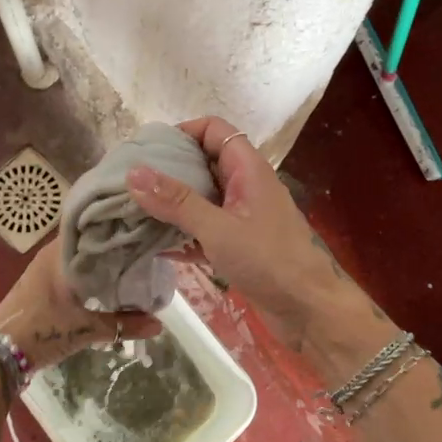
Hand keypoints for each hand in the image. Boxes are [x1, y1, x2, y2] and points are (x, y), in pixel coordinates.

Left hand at [0, 235, 162, 371]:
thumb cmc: (41, 331)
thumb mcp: (85, 329)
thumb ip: (123, 325)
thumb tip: (159, 324)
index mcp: (59, 253)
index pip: (91, 225)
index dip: (114, 224)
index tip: (139, 224)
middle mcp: (50, 255)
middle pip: (86, 242)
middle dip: (112, 245)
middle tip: (142, 246)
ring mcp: (42, 270)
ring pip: (78, 257)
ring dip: (99, 261)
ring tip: (130, 264)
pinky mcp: (39, 286)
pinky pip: (69, 271)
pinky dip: (87, 274)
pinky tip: (105, 284)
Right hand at [126, 117, 383, 354]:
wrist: (308, 310)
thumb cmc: (268, 261)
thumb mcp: (218, 228)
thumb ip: (176, 201)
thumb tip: (133, 173)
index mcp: (248, 169)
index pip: (214, 130)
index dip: (183, 132)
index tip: (149, 150)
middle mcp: (247, 186)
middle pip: (204, 163)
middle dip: (170, 170)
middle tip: (133, 182)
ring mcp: (244, 216)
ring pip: (203, 198)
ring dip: (174, 203)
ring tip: (136, 210)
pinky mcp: (241, 245)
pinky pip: (206, 229)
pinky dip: (184, 233)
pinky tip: (155, 245)